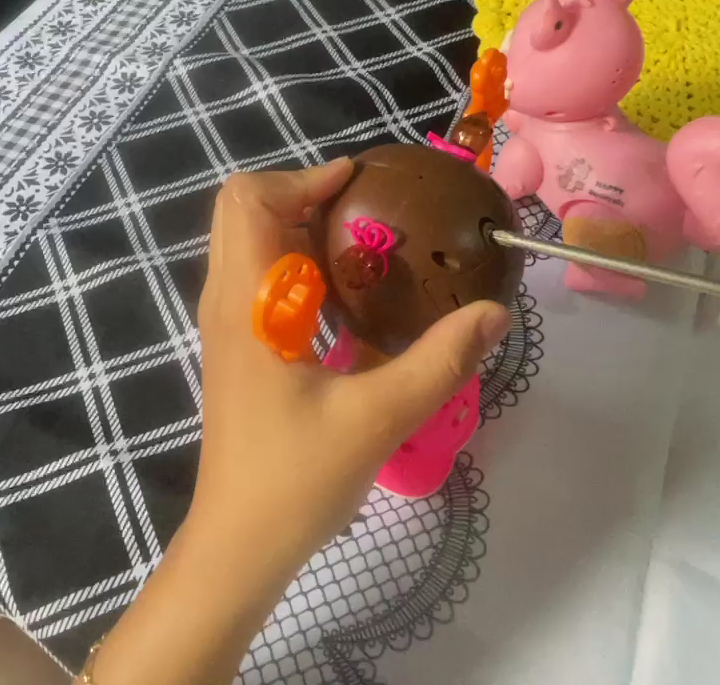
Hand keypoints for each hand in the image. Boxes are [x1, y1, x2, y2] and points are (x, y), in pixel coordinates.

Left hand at [86, 159, 509, 683]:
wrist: (240, 541)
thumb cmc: (296, 479)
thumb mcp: (378, 418)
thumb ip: (438, 361)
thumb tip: (493, 312)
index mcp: (246, 301)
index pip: (247, 199)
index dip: (301, 178)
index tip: (359, 186)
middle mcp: (226, 298)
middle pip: (245, 209)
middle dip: (303, 196)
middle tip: (368, 215)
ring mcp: (226, 320)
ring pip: (250, 240)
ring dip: (301, 228)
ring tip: (367, 247)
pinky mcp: (236, 343)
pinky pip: (258, 275)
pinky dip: (296, 262)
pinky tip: (347, 297)